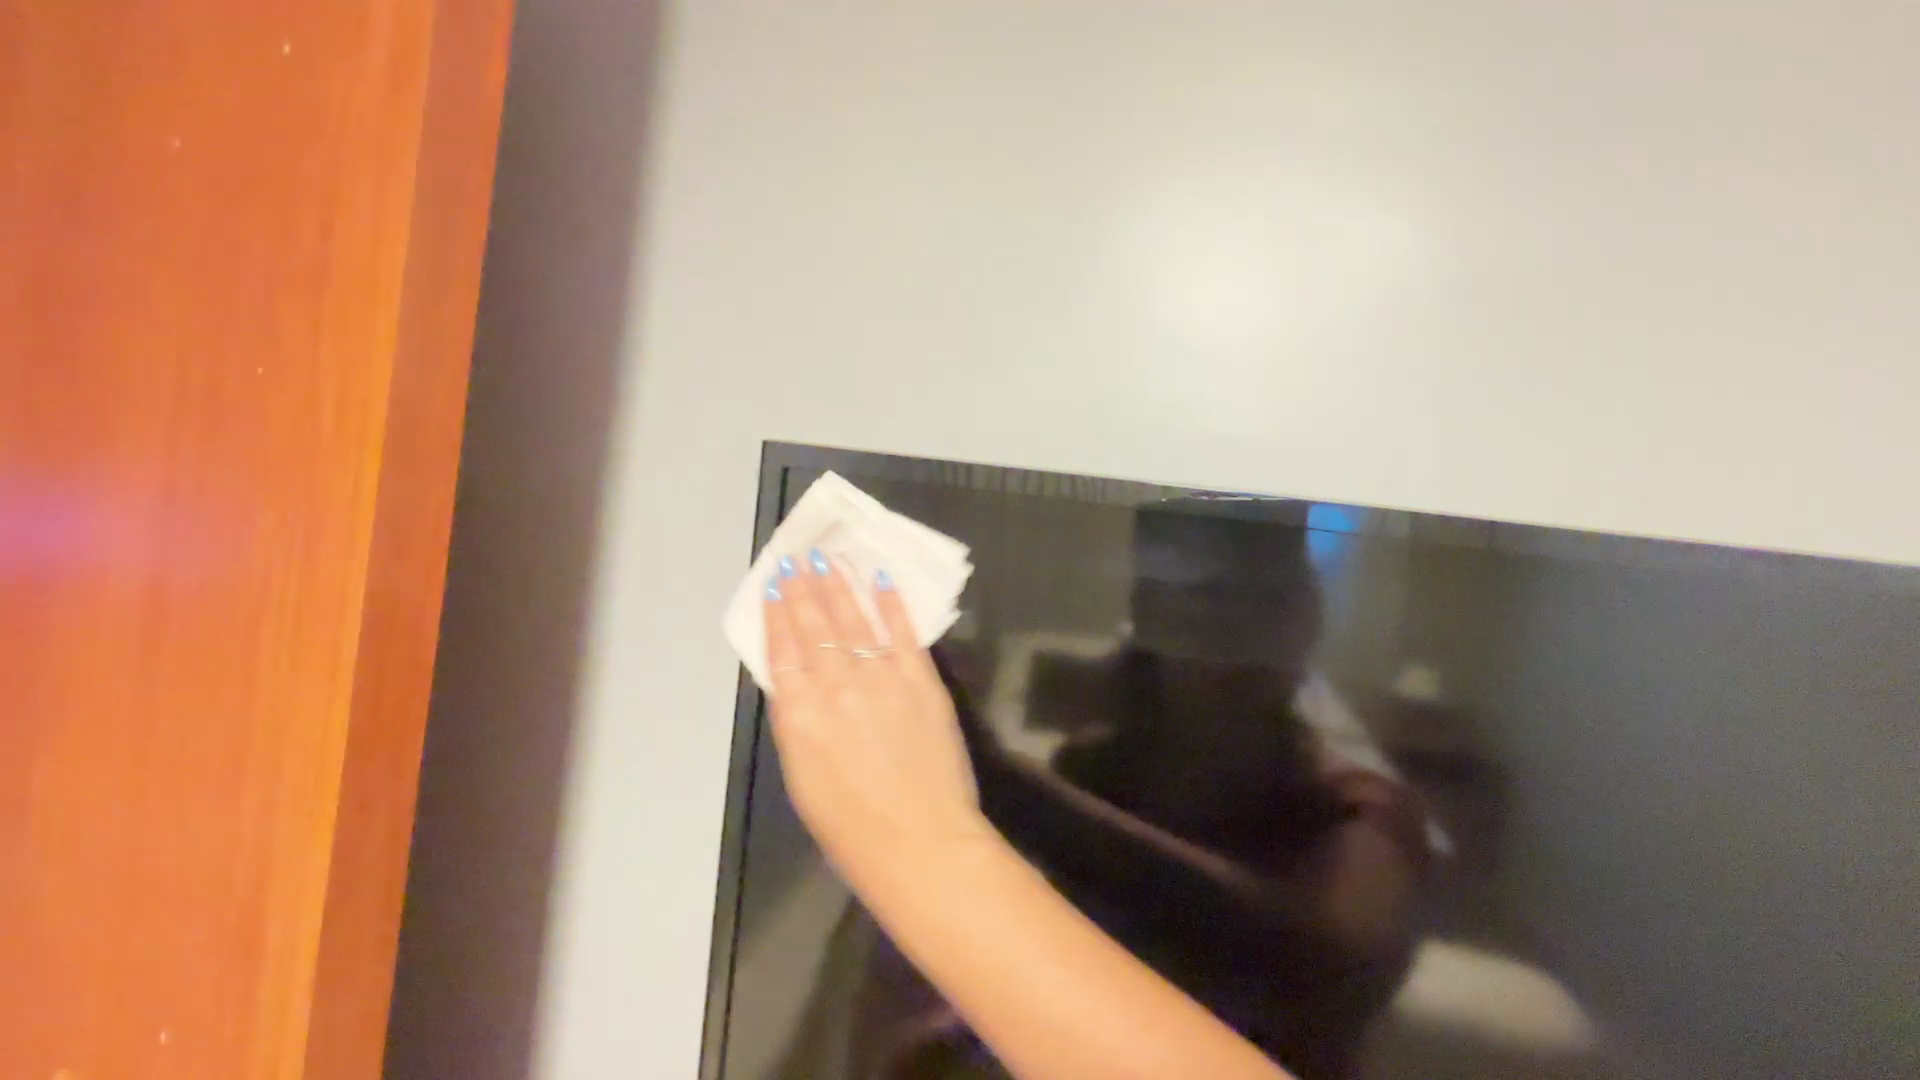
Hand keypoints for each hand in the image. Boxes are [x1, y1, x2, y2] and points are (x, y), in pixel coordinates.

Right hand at [762, 550, 994, 890]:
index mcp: (799, 715)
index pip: (783, 649)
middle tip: (799, 557)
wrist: (920, 843)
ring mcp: (882, 679)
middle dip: (805, 587)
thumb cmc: (851, 829)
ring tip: (831, 558)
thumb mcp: (802, 778)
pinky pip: (904, 633)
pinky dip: (891, 604)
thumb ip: (797, 722)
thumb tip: (795, 682)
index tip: (776, 584)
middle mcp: (836, 687)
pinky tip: (880, 580)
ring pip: (856, 620)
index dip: (778, 613)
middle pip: (816, 626)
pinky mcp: (922, 682)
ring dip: (841, 586)